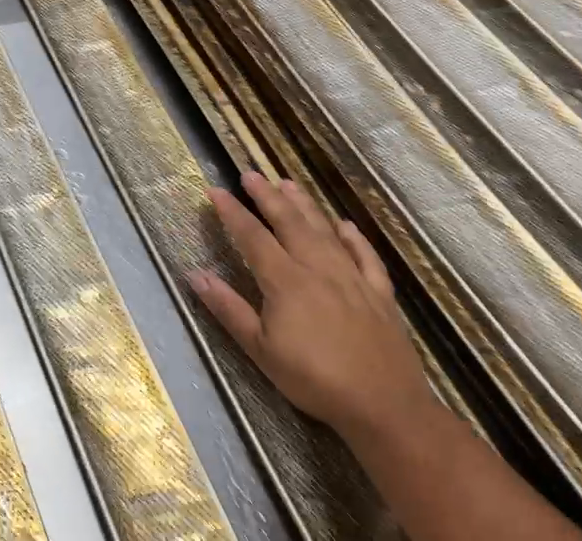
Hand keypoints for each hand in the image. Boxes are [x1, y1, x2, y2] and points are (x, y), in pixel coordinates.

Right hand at [188, 171, 435, 440]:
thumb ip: (228, 308)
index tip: (215, 190)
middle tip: (251, 174)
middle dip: (269, 197)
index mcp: (287, 281)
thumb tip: (194, 273)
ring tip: (289, 183)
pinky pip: (367, 259)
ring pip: (326, 233)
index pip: (253, 237)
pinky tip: (345, 225)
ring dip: (306, 206)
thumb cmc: (314, 379)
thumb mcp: (259, 349)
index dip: (232, 212)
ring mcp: (354, 281)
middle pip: (291, 224)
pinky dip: (355, 239)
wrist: (386, 408)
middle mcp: (319, 271)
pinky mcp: (380, 297)